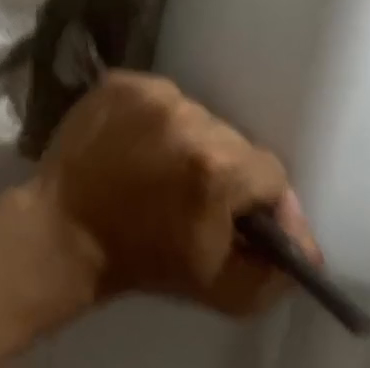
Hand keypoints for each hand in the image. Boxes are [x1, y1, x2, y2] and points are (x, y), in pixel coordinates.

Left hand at [27, 71, 317, 314]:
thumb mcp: (227, 288)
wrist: (65, 229)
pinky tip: (141, 145)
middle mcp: (187, 118)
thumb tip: (304, 246)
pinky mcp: (118, 82)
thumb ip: (278, 269)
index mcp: (217, 166)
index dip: (263, 201)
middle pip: (233, 142)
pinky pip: (160, 97)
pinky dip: (158, 119)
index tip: (245, 218)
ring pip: (197, 116)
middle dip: (226, 172)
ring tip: (165, 170)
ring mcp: (149, 95)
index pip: (269, 173)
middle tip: (200, 198)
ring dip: (191, 142)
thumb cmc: (145, 259)